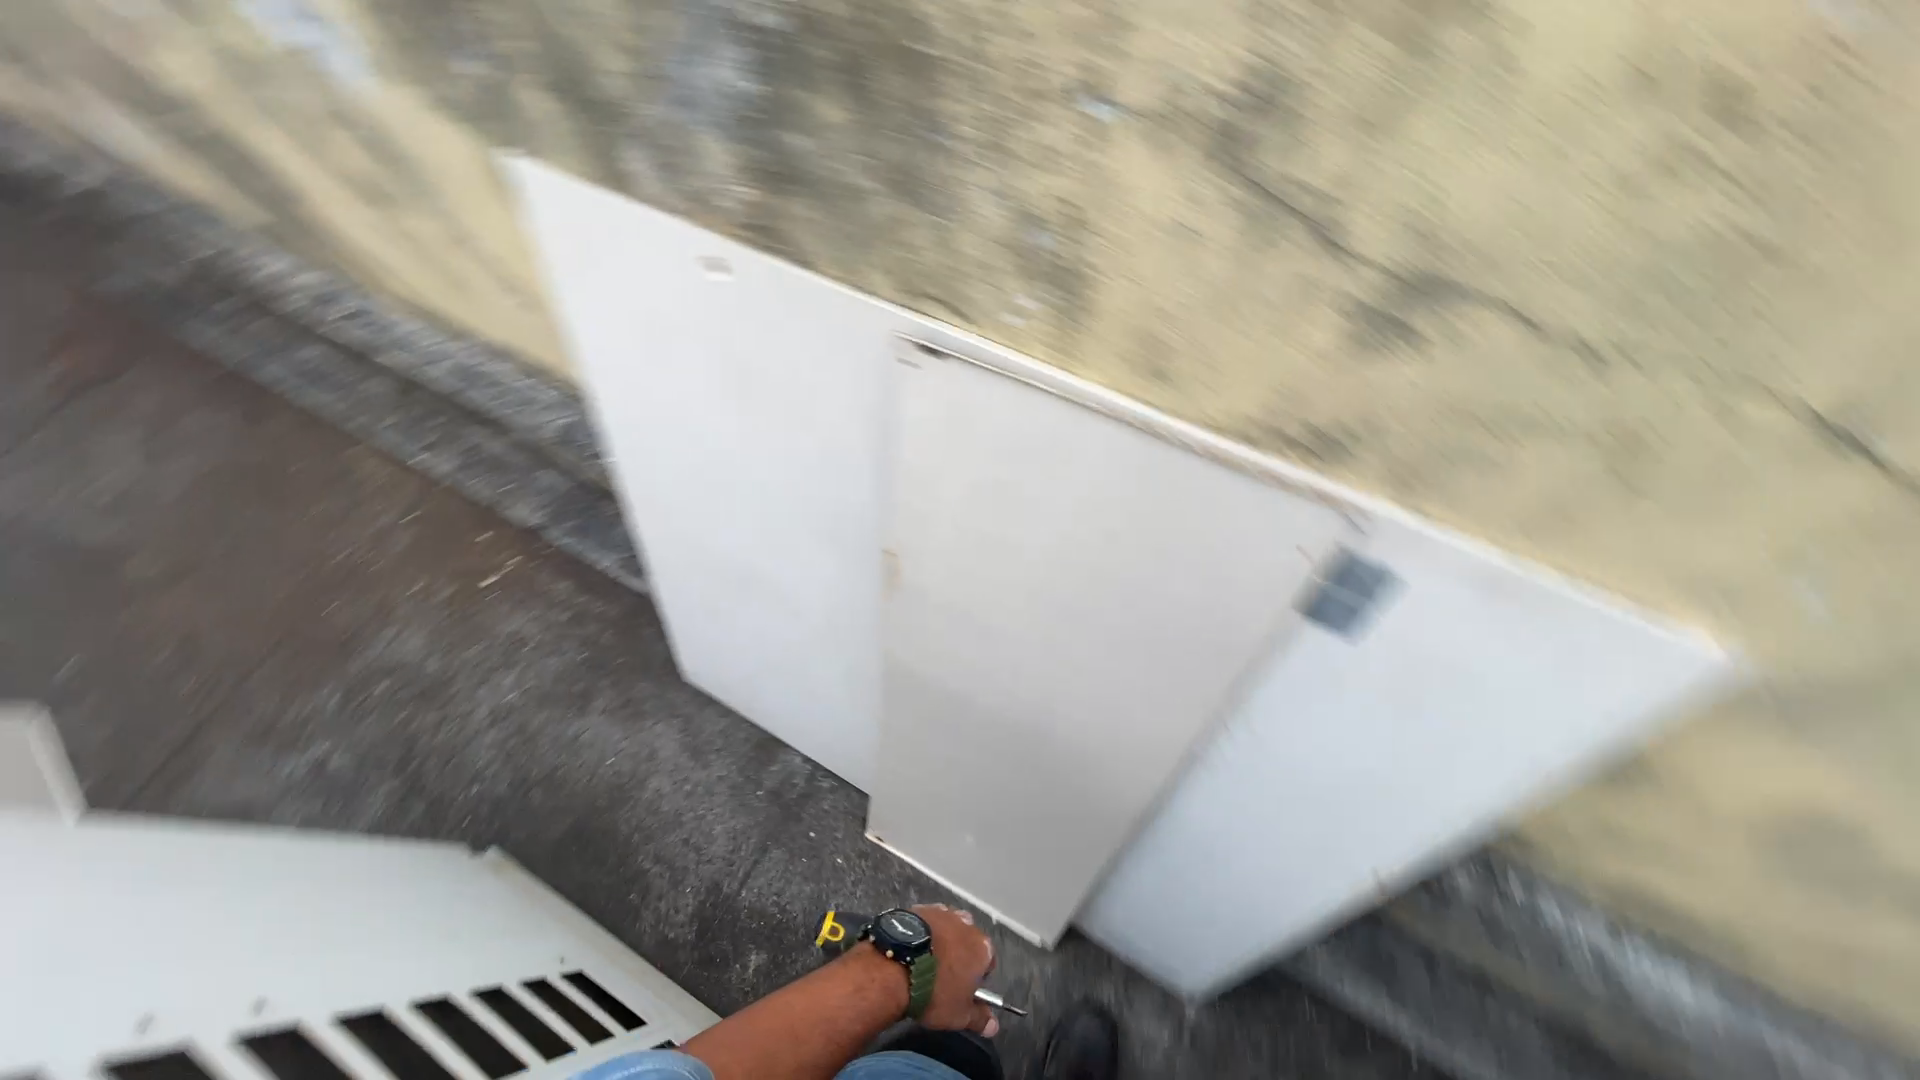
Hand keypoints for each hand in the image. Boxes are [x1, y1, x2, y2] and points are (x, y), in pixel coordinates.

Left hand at [913, 903, 998, 1036]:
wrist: (894, 967)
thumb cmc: (934, 993)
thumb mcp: (959, 1015)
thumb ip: (979, 1018)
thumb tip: (994, 1026)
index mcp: (982, 947)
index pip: (988, 960)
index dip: (977, 976)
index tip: (963, 988)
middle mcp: (965, 923)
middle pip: (967, 939)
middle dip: (960, 954)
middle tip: (943, 975)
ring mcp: (940, 912)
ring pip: (946, 926)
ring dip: (941, 940)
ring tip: (925, 960)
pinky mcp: (916, 908)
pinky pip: (924, 922)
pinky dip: (922, 932)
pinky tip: (910, 948)